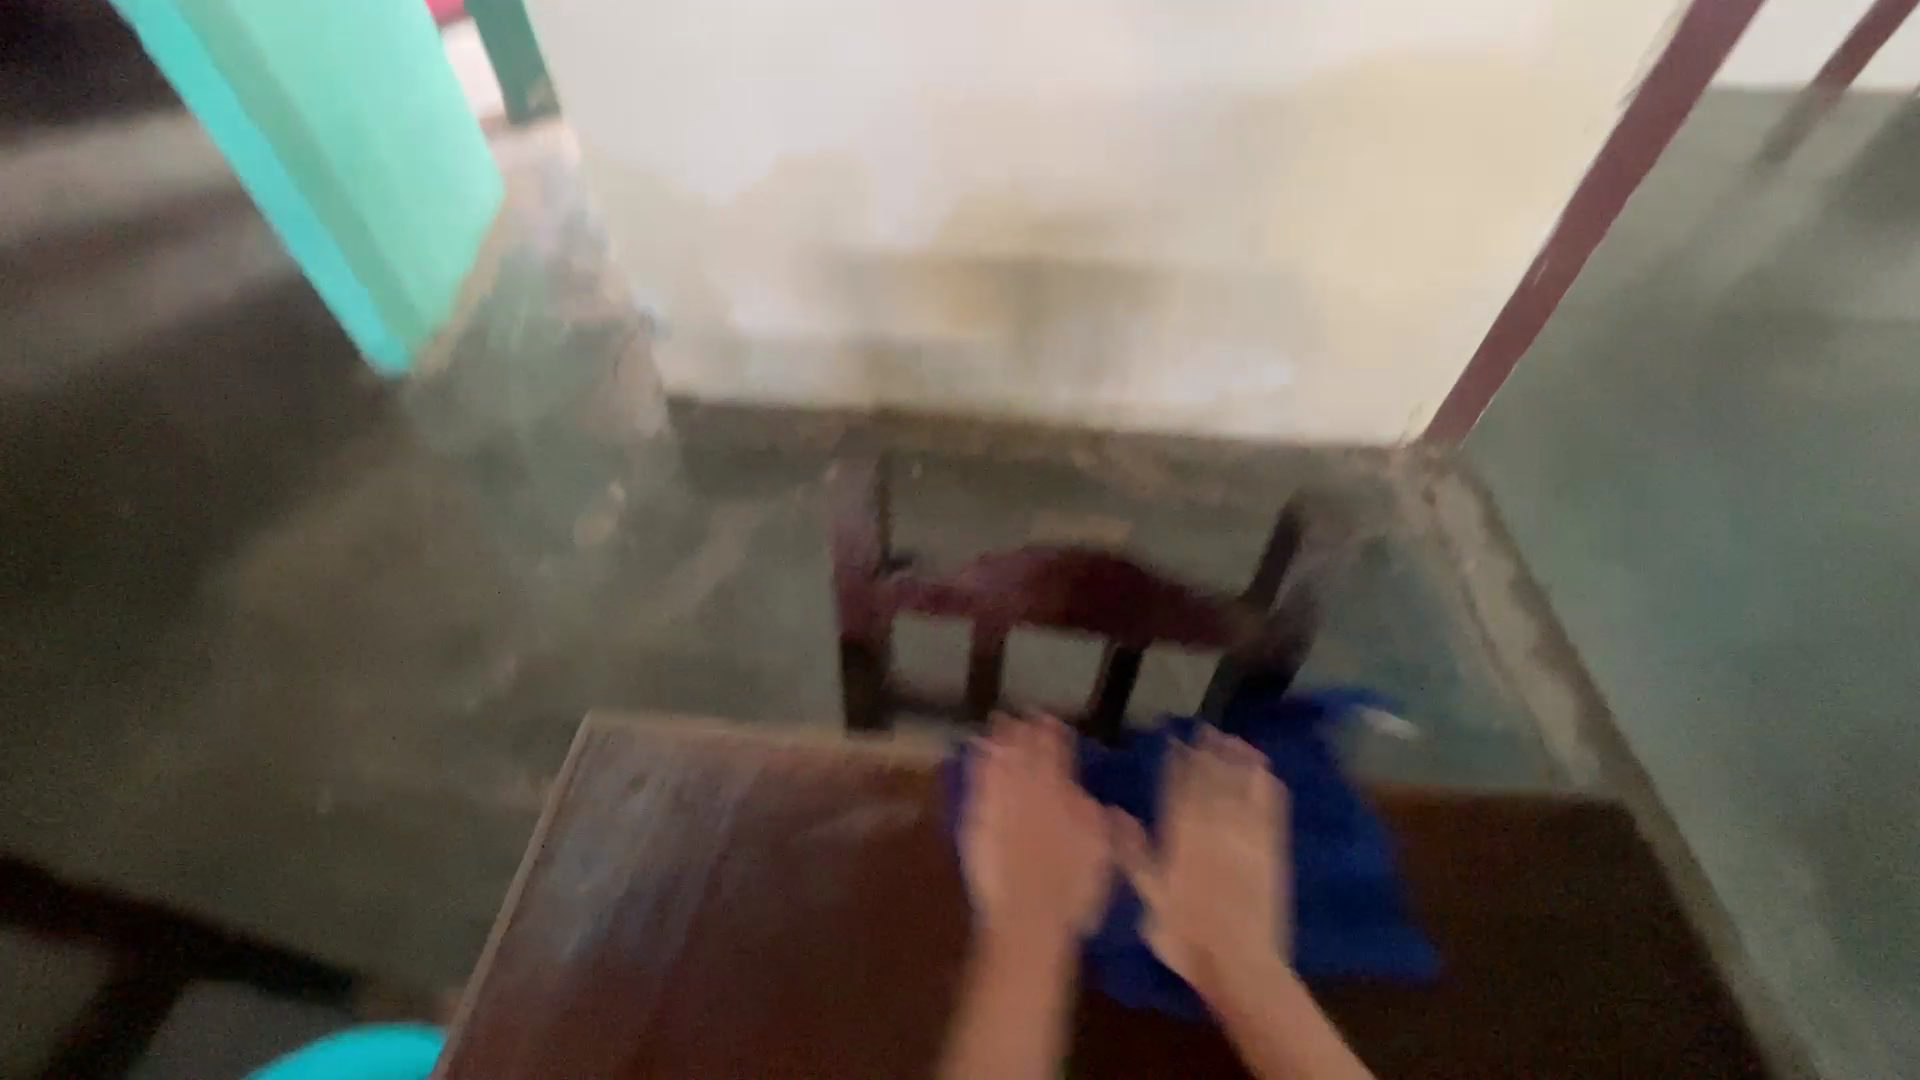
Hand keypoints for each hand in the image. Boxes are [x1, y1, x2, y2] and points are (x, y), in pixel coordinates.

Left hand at [960, 713, 1111, 949]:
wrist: (1029, 918)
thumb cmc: (1072, 897)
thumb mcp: (1103, 859)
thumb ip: (1103, 825)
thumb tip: (1102, 804)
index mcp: (1065, 802)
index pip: (1060, 761)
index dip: (1056, 739)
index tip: (1053, 721)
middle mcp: (1035, 796)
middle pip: (1030, 757)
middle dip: (1028, 734)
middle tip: (1025, 712)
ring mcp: (1004, 805)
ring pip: (1005, 764)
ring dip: (1004, 740)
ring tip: (1001, 720)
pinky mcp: (980, 820)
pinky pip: (980, 783)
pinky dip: (981, 763)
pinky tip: (978, 749)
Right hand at [1111, 727, 1290, 1001]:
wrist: (1238, 964)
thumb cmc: (1184, 934)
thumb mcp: (1147, 894)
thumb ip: (1132, 851)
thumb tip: (1114, 812)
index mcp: (1181, 837)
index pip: (1179, 789)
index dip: (1179, 762)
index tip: (1178, 739)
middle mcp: (1213, 829)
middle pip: (1211, 783)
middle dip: (1209, 754)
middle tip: (1209, 729)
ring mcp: (1244, 840)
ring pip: (1241, 791)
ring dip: (1239, 764)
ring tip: (1238, 741)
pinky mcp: (1271, 854)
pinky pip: (1269, 815)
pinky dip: (1267, 793)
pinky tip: (1267, 775)